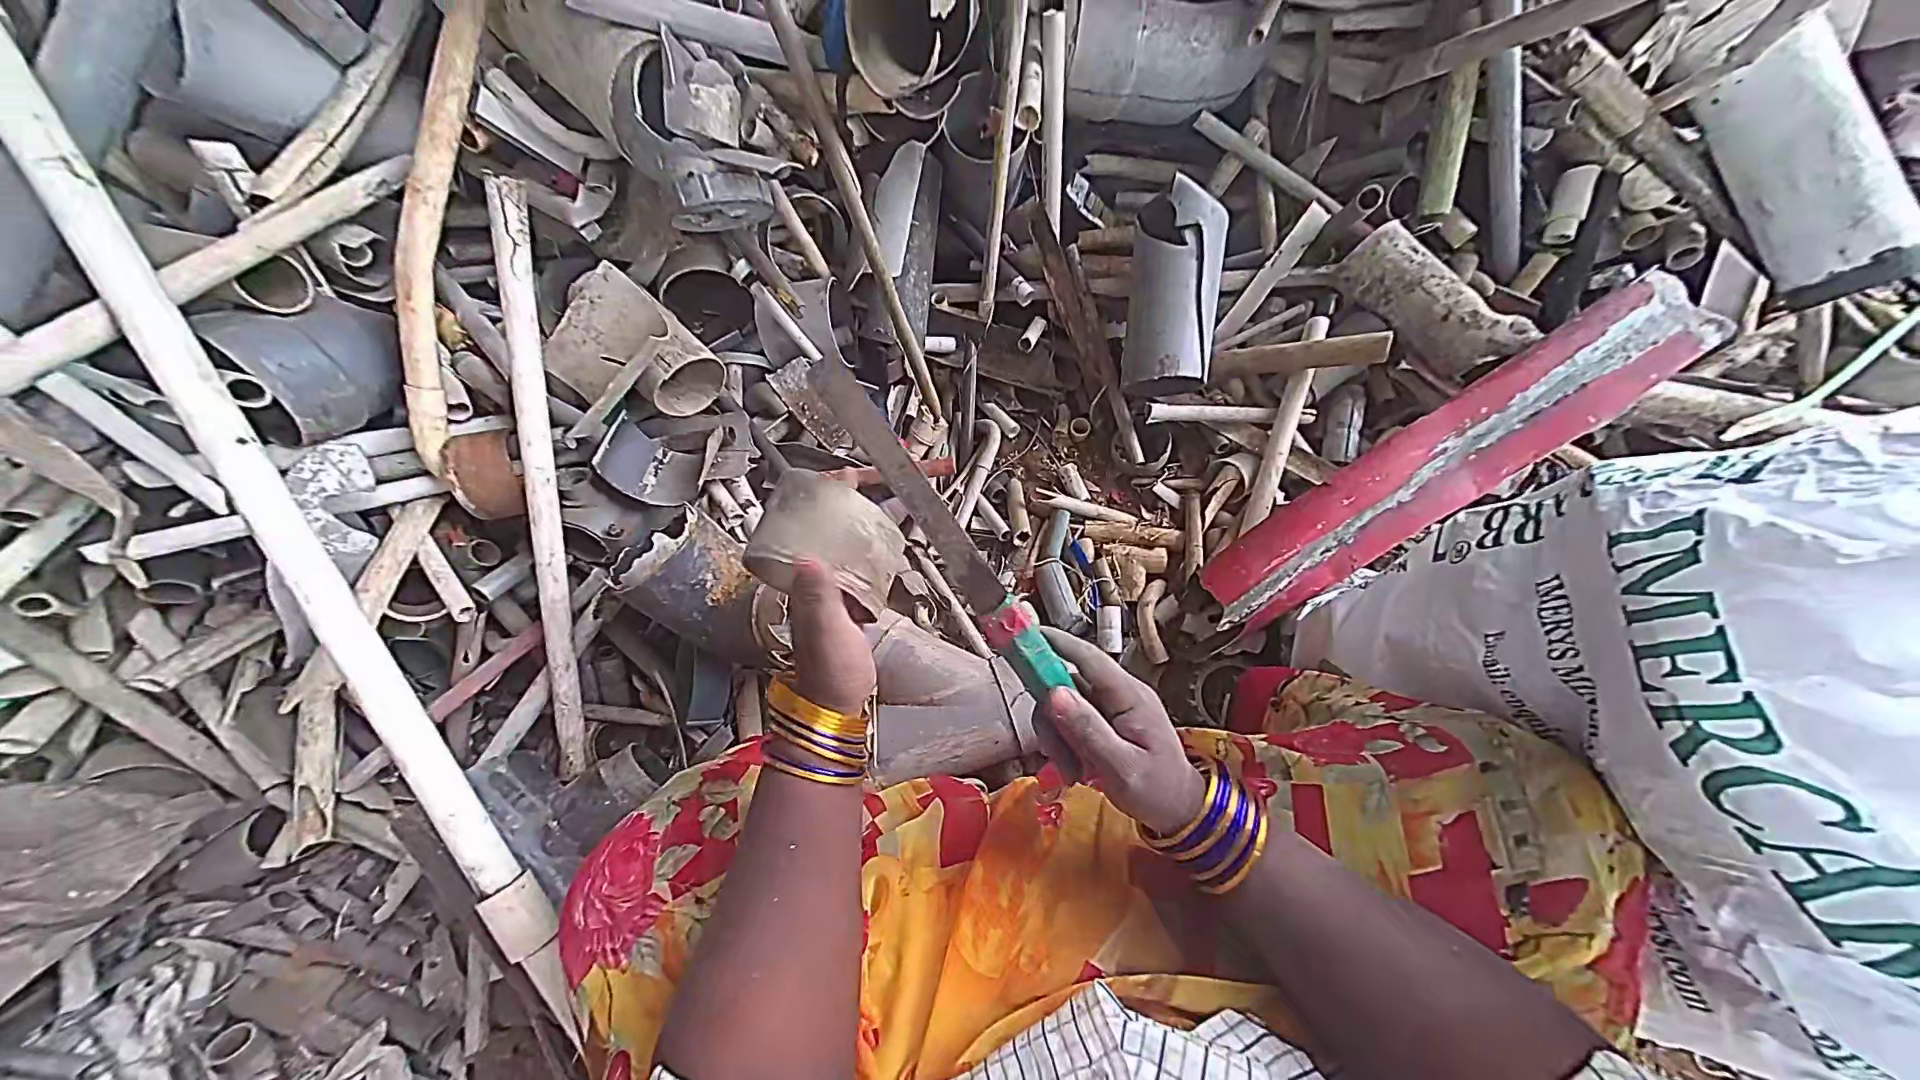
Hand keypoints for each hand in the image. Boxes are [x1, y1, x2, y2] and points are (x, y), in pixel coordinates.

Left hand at [787, 558, 876, 714]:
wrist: (839, 710)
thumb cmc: (834, 673)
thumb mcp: (828, 626)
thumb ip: (819, 593)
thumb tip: (806, 558)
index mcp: (805, 603)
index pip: (810, 563)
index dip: (824, 545)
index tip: (842, 531)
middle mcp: (811, 611)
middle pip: (825, 574)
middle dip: (842, 558)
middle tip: (862, 545)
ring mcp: (826, 624)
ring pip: (838, 589)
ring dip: (853, 579)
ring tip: (870, 567)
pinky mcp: (842, 636)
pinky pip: (851, 606)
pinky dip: (861, 598)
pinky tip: (871, 598)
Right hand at [1037, 627, 1205, 835]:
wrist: (1180, 810)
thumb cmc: (1159, 790)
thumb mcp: (1123, 768)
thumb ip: (1089, 731)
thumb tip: (1054, 694)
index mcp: (1129, 695)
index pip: (1088, 657)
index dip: (1055, 643)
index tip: (1023, 638)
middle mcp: (1117, 693)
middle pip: (1066, 682)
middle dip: (1051, 716)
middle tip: (1053, 751)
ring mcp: (1109, 706)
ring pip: (1062, 703)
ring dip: (1056, 736)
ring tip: (1071, 769)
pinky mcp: (1101, 719)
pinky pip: (1068, 719)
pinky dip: (1062, 742)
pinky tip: (1074, 767)